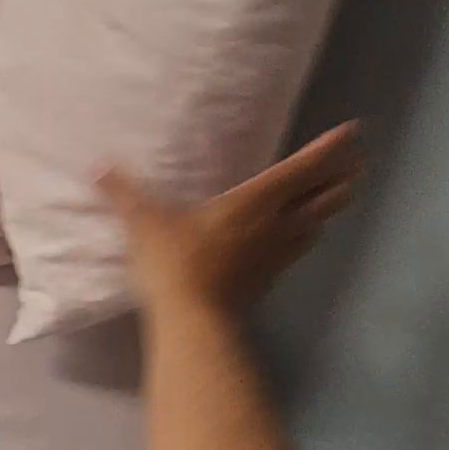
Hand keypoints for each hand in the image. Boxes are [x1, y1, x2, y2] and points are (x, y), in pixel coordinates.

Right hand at [97, 122, 365, 314]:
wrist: (191, 319)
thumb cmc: (174, 263)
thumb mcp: (143, 224)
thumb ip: (123, 194)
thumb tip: (96, 166)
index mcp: (260, 198)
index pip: (314, 162)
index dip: (337, 144)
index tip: (352, 131)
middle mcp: (281, 221)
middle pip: (336, 192)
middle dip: (345, 176)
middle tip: (347, 165)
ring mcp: (280, 253)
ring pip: (322, 223)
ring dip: (327, 210)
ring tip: (321, 203)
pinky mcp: (270, 280)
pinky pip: (296, 254)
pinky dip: (300, 242)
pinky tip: (287, 245)